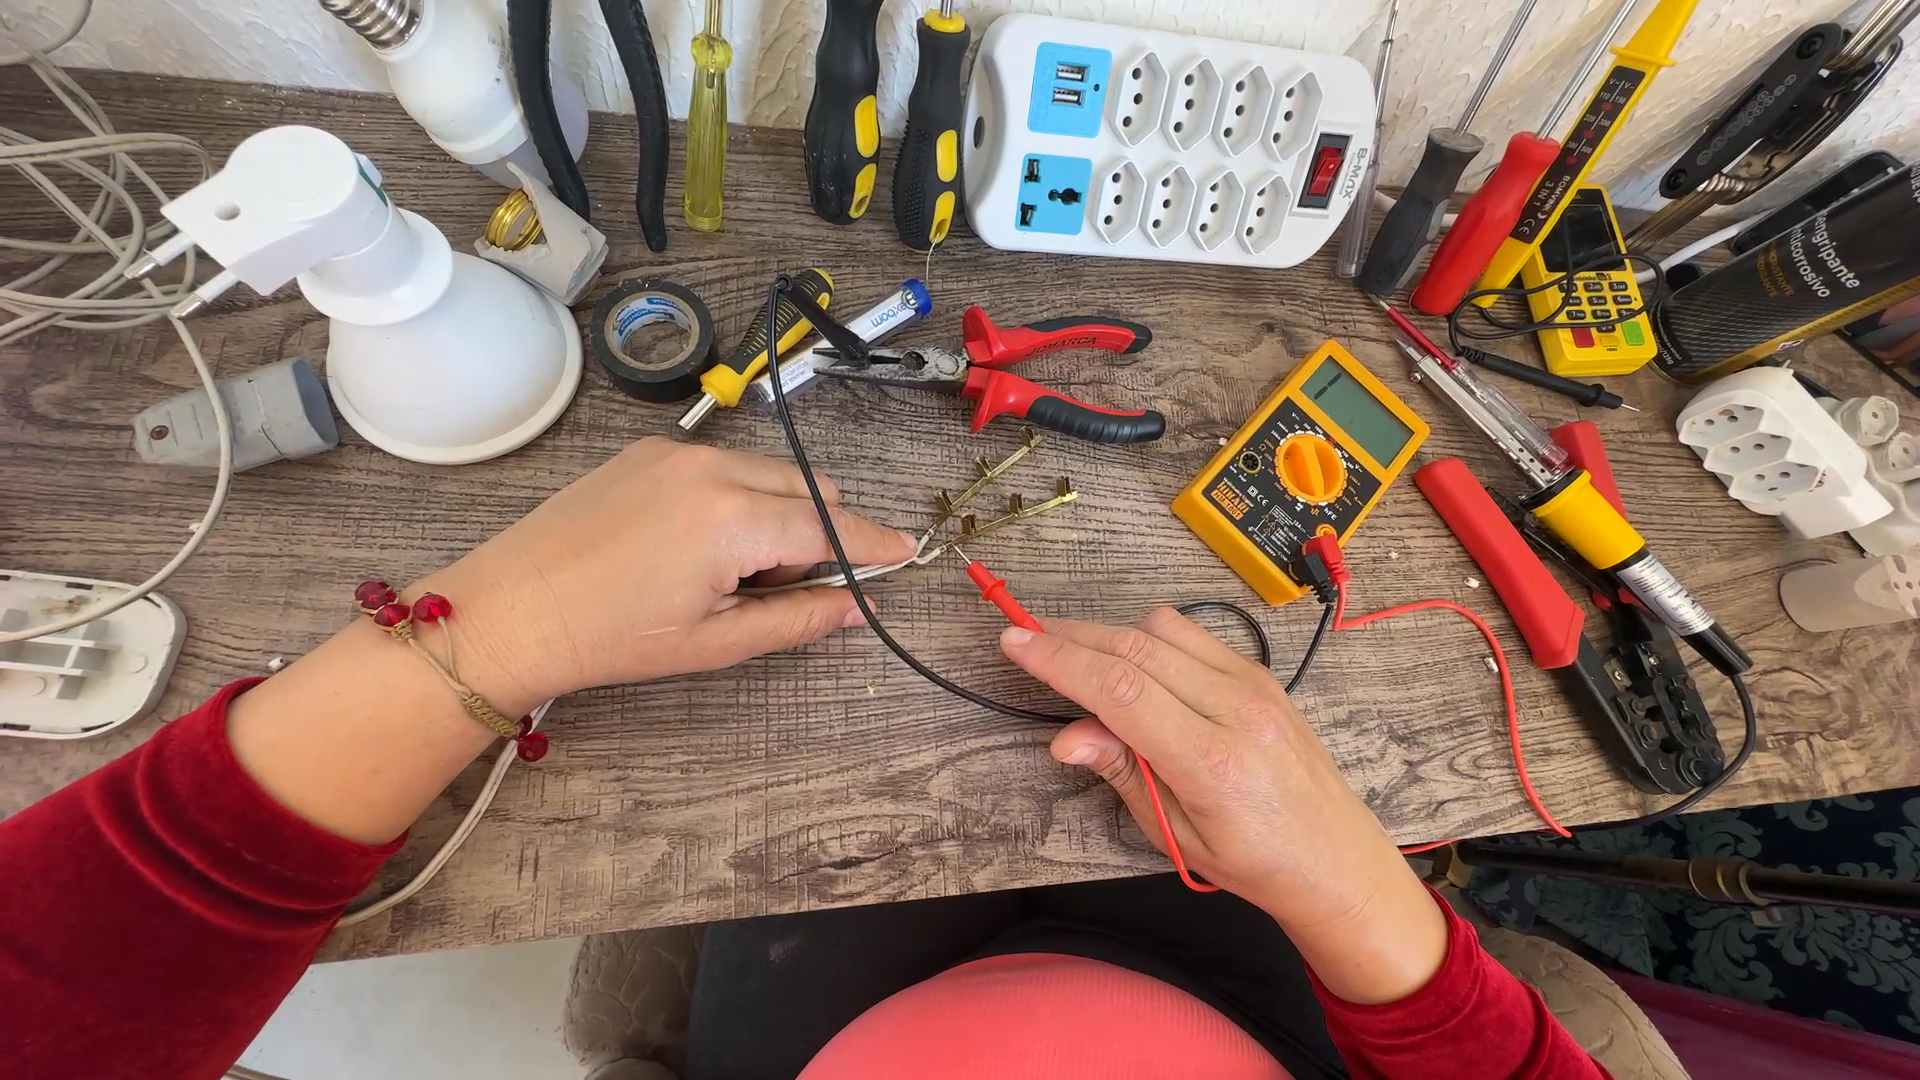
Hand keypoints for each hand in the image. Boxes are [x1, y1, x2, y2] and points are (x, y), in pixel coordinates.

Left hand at [422, 437, 917, 709]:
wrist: (507, 610)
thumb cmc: (613, 639)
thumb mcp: (716, 642)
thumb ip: (799, 618)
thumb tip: (859, 607)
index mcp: (733, 520)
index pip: (832, 527)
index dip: (874, 544)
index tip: (906, 551)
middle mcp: (714, 467)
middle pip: (813, 488)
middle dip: (821, 535)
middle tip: (778, 586)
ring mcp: (680, 451)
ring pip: (774, 472)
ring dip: (783, 514)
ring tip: (731, 567)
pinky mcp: (653, 449)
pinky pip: (730, 463)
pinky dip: (744, 496)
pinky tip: (699, 540)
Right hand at [999, 608, 1448, 1003]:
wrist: (1339, 858)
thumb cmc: (1252, 861)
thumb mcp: (1175, 834)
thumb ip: (1122, 772)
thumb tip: (1066, 736)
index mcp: (1211, 762)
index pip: (1119, 690)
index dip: (1059, 660)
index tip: (1015, 642)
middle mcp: (1235, 708)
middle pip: (1134, 649)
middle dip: (1070, 636)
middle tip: (1027, 634)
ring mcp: (1253, 683)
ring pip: (1160, 629)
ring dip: (1107, 631)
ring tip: (1072, 649)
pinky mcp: (1260, 671)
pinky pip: (1190, 632)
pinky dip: (1146, 634)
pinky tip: (1127, 655)